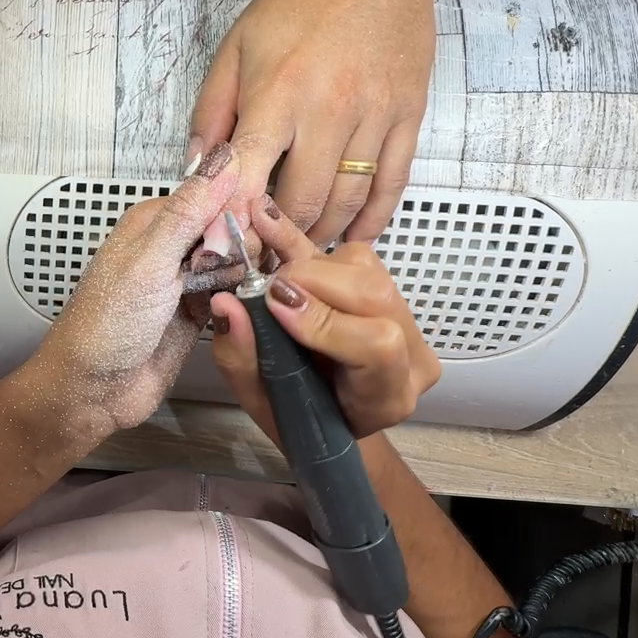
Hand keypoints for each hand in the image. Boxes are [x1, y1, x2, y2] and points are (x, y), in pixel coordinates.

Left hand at [21, 143, 241, 433]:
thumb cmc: (107, 323)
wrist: (92, 390)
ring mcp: (183, 283)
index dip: (233, 214)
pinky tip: (239, 310)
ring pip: (233, 263)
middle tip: (221, 278)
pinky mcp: (196, 315)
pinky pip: (231, 296)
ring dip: (241, 276)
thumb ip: (188, 212)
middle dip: (238, 249)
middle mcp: (169, 248)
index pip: (212, 197)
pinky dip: (238, 300)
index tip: (238, 238)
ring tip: (228, 297)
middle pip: (228, 230)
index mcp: (153, 223)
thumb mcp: (150, 260)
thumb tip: (223, 158)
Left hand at [189, 0, 439, 245]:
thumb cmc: (300, 1)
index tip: (224, 249)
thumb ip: (212, 111)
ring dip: (320, 234)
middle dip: (278, 238)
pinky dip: (371, 219)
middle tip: (262, 255)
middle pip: (301, 202)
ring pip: (347, 201)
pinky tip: (352, 236)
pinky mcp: (408, 116)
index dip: (233, 222)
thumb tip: (197, 166)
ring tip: (298, 249)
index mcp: (276, 96)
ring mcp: (374, 116)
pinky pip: (392, 183)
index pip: (248, 178)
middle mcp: (327, 112)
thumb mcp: (236, 48)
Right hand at [209, 197, 439, 438]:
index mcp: (386, 397)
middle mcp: (412, 357)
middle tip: (265, 286)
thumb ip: (241, 357)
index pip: (376, 344)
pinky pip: (355, 256)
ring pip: (366, 268)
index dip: (323, 319)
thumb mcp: (256, 401)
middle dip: (312, 280)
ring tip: (273, 280)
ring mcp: (409, 320)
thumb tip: (224, 302)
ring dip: (310, 266)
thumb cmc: (294, 419)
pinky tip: (267, 218)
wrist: (328, 417)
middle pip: (373, 293)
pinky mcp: (389, 291)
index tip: (272, 303)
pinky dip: (306, 242)